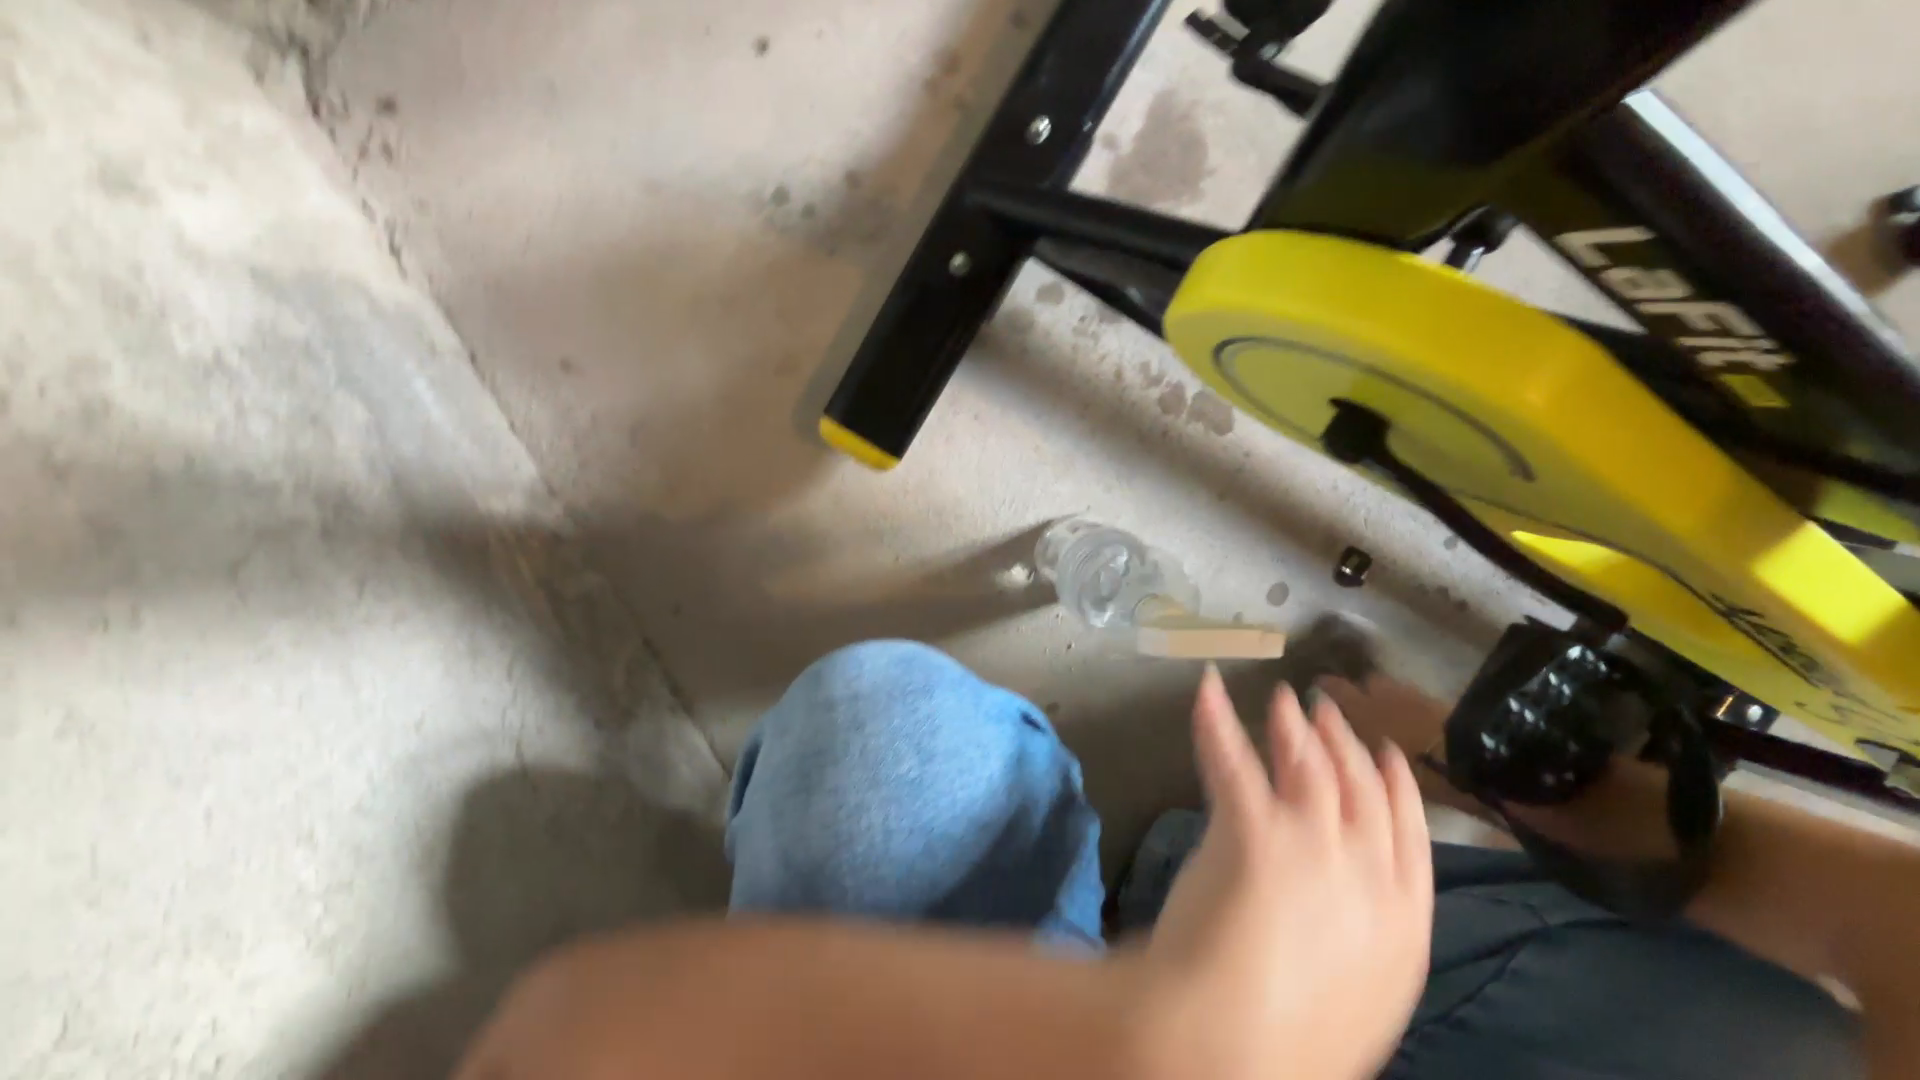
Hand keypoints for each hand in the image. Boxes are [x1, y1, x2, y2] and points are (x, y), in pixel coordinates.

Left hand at [1144, 669, 1433, 1079]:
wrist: (1229, 1048)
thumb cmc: (1289, 1047)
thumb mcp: (1360, 1004)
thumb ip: (1364, 947)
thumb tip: (1350, 928)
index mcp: (1404, 919)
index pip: (1407, 832)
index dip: (1394, 786)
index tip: (1385, 756)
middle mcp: (1367, 869)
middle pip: (1360, 787)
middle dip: (1344, 744)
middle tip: (1327, 711)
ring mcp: (1312, 843)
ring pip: (1307, 767)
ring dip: (1294, 727)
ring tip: (1283, 699)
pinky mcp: (1251, 829)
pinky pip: (1233, 760)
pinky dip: (1217, 721)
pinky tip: (1207, 690)